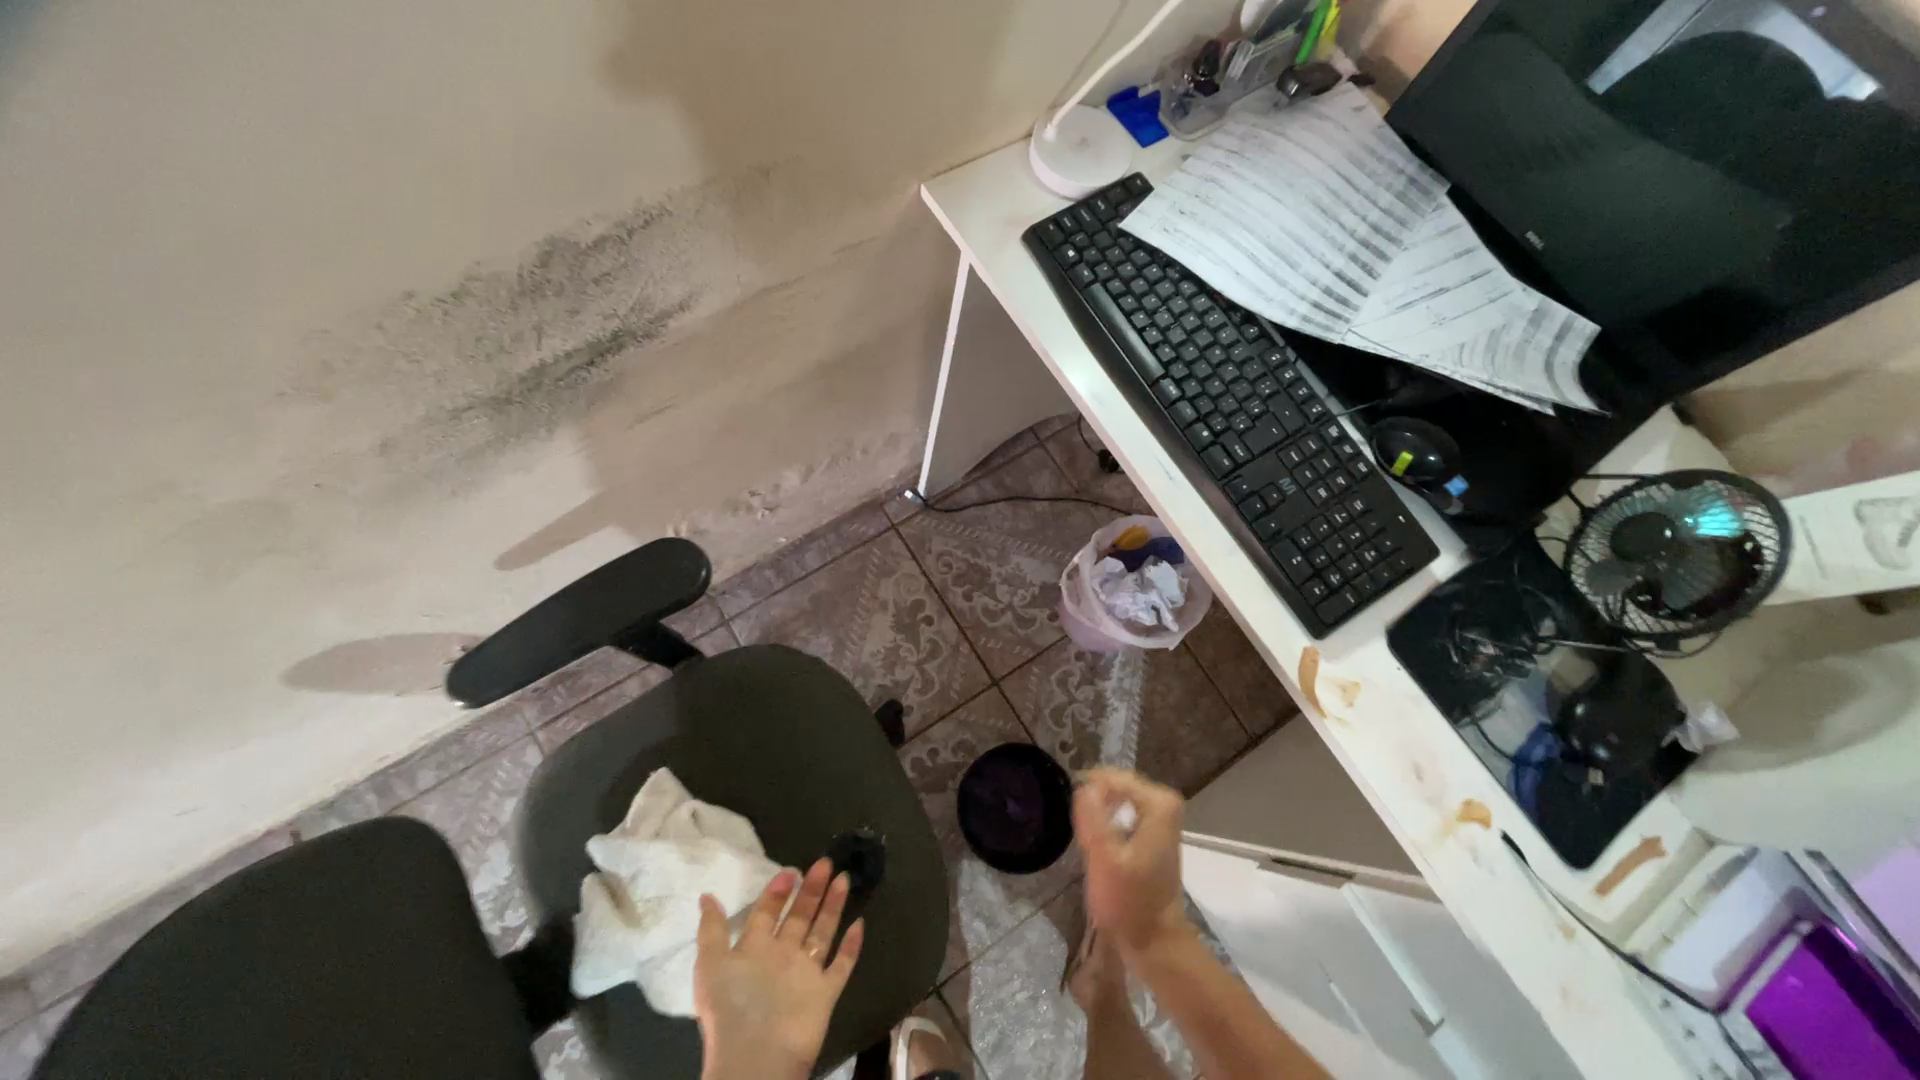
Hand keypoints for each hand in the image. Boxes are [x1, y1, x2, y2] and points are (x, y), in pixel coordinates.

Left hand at [693, 858, 864, 1079]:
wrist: (756, 1057)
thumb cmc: (731, 1007)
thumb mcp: (711, 964)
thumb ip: (712, 929)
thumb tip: (706, 895)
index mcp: (754, 950)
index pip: (766, 913)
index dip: (776, 892)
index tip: (790, 870)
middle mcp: (781, 958)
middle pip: (799, 917)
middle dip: (811, 890)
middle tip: (824, 863)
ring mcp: (805, 975)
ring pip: (822, 933)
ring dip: (833, 907)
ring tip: (843, 879)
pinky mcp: (825, 993)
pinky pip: (841, 966)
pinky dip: (851, 947)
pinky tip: (860, 924)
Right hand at [1073, 768, 1191, 955]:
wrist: (1153, 940)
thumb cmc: (1128, 902)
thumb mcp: (1104, 859)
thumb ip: (1093, 818)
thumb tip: (1083, 786)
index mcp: (1158, 803)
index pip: (1112, 777)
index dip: (1087, 791)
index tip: (1072, 816)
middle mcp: (1165, 803)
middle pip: (1116, 785)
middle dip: (1094, 801)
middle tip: (1078, 829)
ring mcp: (1161, 818)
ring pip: (1117, 799)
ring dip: (1098, 813)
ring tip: (1085, 837)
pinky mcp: (1153, 833)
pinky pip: (1122, 813)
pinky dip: (1107, 822)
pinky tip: (1098, 844)